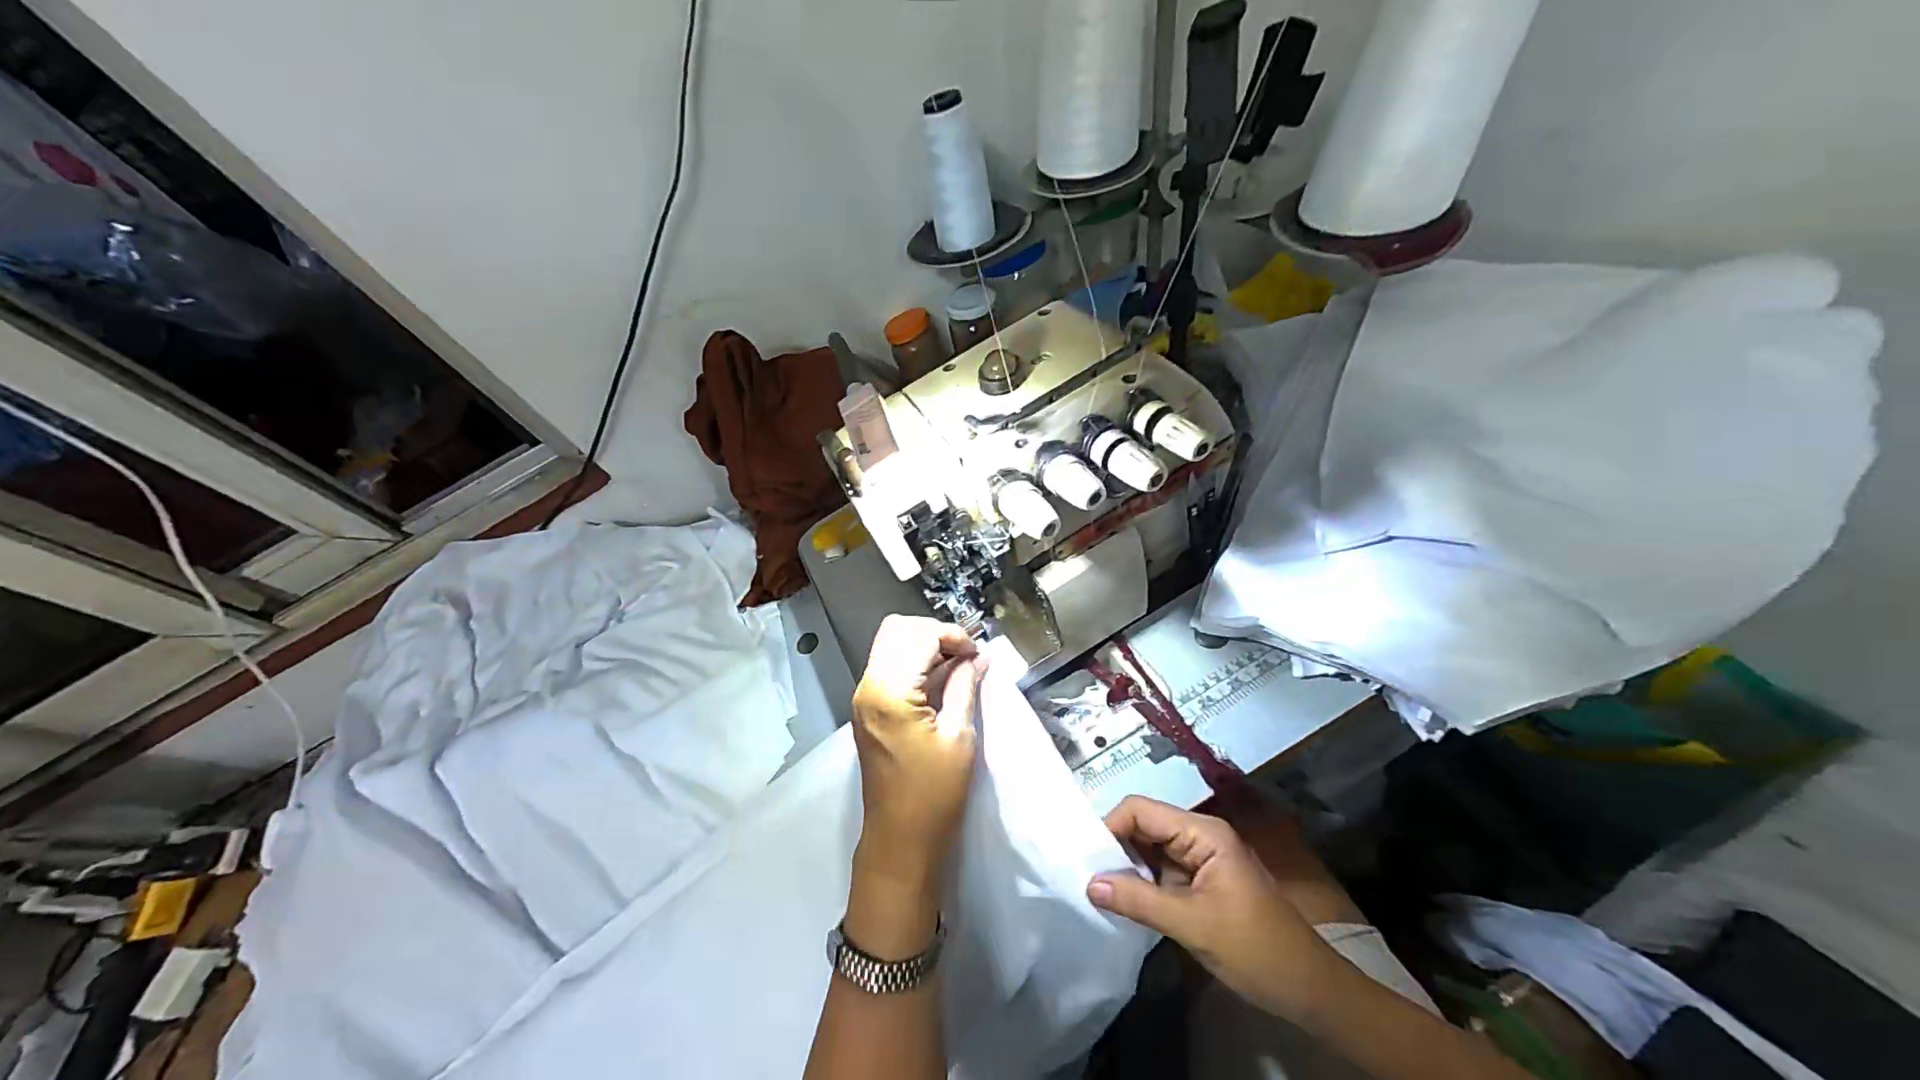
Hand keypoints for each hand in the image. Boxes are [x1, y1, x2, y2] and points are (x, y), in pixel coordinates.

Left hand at [850, 615, 985, 888]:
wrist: (900, 839)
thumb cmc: (934, 794)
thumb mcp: (959, 737)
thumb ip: (964, 688)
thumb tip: (978, 658)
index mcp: (889, 692)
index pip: (919, 636)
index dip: (952, 636)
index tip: (977, 654)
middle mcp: (868, 687)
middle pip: (897, 630)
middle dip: (935, 633)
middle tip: (966, 655)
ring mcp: (863, 698)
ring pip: (890, 645)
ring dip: (924, 645)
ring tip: (958, 666)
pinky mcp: (867, 710)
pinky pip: (888, 667)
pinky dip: (913, 662)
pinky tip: (941, 680)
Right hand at [1087, 795, 1339, 1021]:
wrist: (1308, 989)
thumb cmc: (1256, 949)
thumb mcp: (1193, 924)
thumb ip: (1138, 900)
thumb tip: (1089, 882)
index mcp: (1203, 832)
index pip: (1141, 810)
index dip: (1112, 827)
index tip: (1088, 860)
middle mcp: (1200, 836)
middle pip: (1143, 825)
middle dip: (1116, 846)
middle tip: (1087, 876)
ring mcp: (1200, 859)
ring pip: (1150, 848)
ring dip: (1126, 866)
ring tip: (1099, 889)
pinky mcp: (1200, 882)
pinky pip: (1160, 871)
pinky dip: (1141, 883)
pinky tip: (1123, 901)